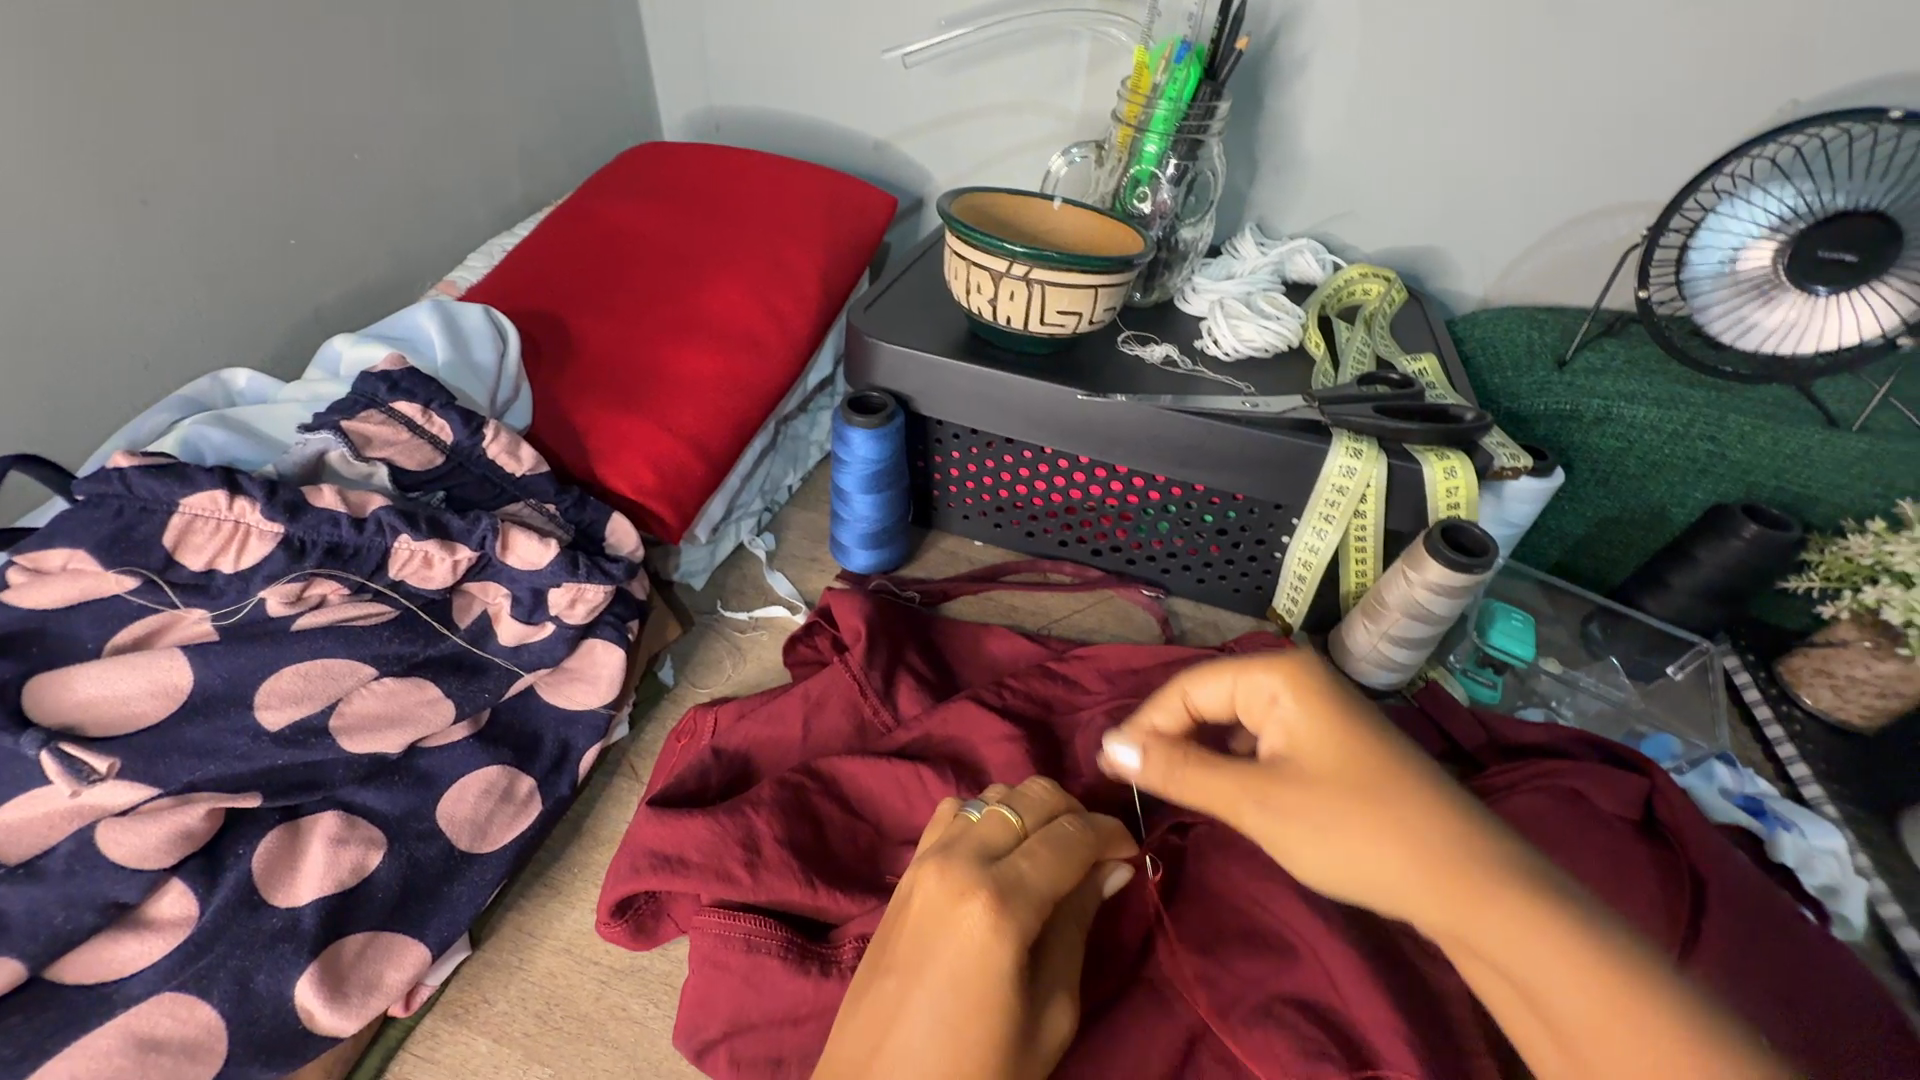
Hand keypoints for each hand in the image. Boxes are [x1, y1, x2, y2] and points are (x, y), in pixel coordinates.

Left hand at [814, 777, 1139, 1079]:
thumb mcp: (1049, 1013)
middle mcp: (960, 863)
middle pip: (1032, 796)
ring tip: (1052, 849)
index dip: (1111, 833)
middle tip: (1096, 850)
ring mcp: (926, 860)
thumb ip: (1077, 925)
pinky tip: (1000, 850)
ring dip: (1031, 809)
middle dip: (1075, 811)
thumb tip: (1112, 867)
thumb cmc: (977, 1068)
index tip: (1131, 851)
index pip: (1071, 835)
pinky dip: (986, 814)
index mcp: (999, 904)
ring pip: (992, 795)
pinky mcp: (906, 870)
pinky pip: (953, 812)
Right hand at [1096, 648, 1529, 927]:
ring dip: (1200, 753)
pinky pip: (1262, 741)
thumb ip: (1178, 770)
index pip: (1187, 688)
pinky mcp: (1330, 743)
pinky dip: (1233, 764)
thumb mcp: (1254, 801)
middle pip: (1210, 700)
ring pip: (1234, 722)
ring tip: (1169, 790)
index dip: (1145, 727)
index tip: (1110, 769)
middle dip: (1171, 738)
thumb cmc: (1353, 830)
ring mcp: (1317, 710)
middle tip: (1136, 784)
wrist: (1469, 882)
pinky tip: (1221, 793)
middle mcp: (1297, 679)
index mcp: (1279, 675)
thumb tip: (1108, 746)